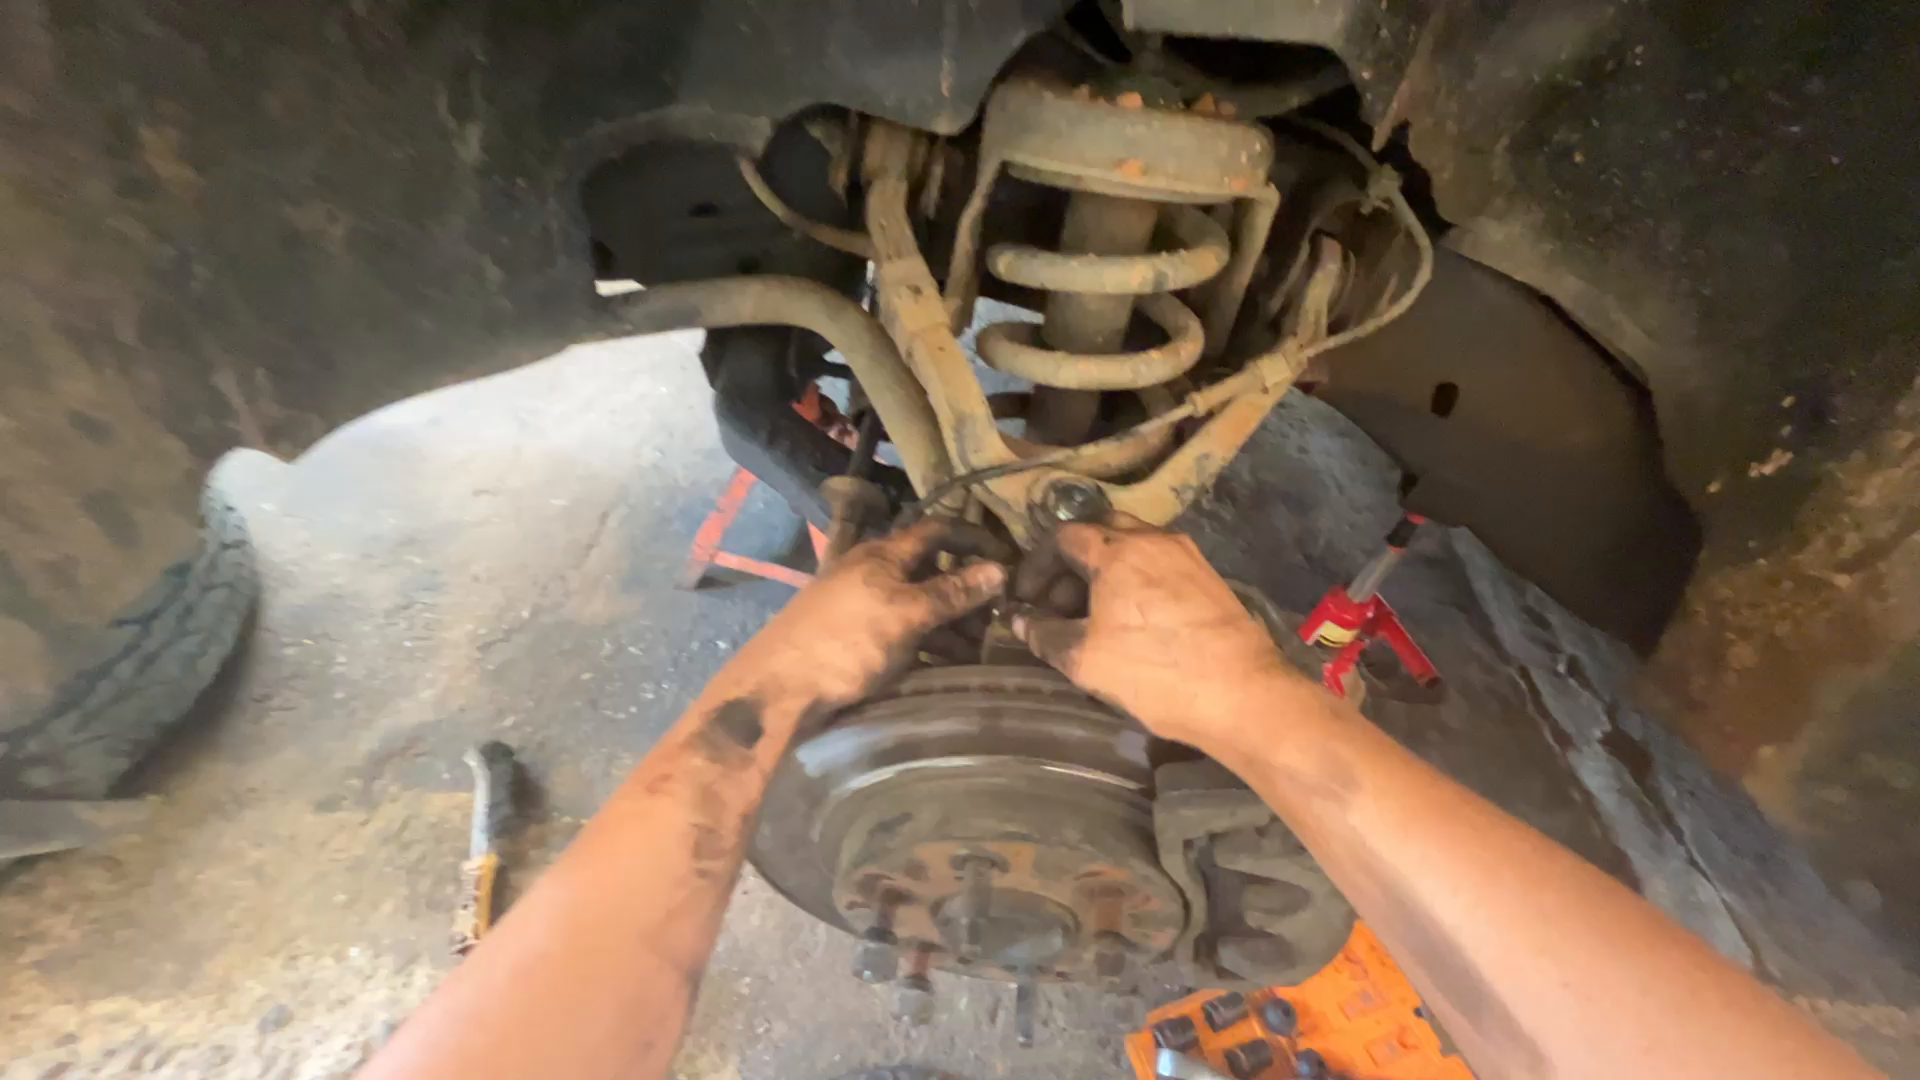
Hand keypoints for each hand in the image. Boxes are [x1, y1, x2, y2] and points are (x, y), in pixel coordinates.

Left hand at [721, 519, 1006, 710]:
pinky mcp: (861, 641)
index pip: (937, 531)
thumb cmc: (844, 640)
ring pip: (921, 607)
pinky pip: (907, 635)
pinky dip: (931, 645)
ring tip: (983, 648)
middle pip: (932, 572)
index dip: (972, 537)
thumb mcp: (904, 614)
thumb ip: (950, 592)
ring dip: (952, 623)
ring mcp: (867, 608)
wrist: (779, 689)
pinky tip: (951, 665)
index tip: (1006, 556)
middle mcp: (875, 574)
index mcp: (883, 555)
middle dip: (967, 591)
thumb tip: (999, 568)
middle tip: (1000, 615)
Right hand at [1011, 521, 1300, 751]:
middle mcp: (1150, 539)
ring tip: (1092, 613)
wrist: (1244, 694)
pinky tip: (1131, 617)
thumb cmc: (1155, 672)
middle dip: (1070, 561)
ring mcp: (1184, 555)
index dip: (1036, 566)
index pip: (1062, 538)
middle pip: (1098, 531)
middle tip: (1058, 601)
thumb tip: (1020, 620)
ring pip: (1131, 544)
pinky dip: (1132, 577)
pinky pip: (1157, 562)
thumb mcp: (1085, 659)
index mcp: (1115, 551)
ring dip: (1103, 568)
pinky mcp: (1207, 576)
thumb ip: (1045, 634)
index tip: (1026, 597)